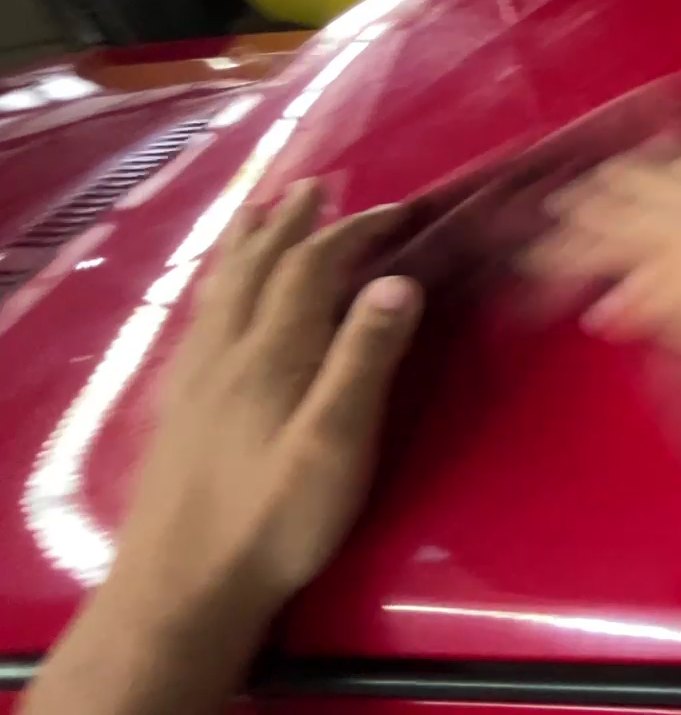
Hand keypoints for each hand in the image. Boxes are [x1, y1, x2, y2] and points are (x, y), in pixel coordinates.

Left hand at [108, 181, 420, 629]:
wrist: (182, 592)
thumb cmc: (279, 514)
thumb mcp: (338, 439)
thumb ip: (367, 357)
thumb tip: (400, 280)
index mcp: (272, 354)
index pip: (313, 268)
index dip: (354, 230)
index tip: (399, 209)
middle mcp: (228, 352)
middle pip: (260, 268)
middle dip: (292, 223)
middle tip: (316, 187)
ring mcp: (198, 378)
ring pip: (224, 289)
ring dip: (250, 244)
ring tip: (263, 213)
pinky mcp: (184, 404)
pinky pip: (205, 319)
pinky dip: (224, 284)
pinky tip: (225, 294)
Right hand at [525, 143, 680, 349]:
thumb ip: (660, 314)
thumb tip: (603, 312)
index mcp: (677, 251)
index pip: (607, 249)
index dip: (568, 251)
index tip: (534, 250)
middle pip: (633, 204)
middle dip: (592, 204)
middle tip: (559, 199)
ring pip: (669, 174)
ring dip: (633, 172)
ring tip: (608, 168)